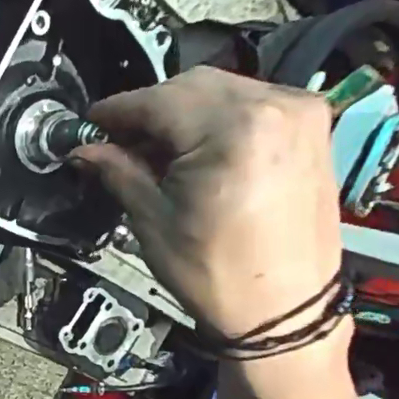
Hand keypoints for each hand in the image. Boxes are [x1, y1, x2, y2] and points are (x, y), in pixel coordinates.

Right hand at [73, 67, 342, 342]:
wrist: (288, 312)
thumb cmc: (222, 278)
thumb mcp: (154, 222)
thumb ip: (118, 171)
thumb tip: (86, 148)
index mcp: (233, 130)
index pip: (157, 99)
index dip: (116, 111)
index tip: (91, 124)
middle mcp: (274, 107)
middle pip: (188, 86)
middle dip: (149, 111)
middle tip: (120, 144)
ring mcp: (300, 113)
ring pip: (219, 89)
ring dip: (182, 112)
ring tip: (160, 152)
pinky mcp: (312, 126)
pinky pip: (250, 102)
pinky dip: (217, 117)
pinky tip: (198, 150)